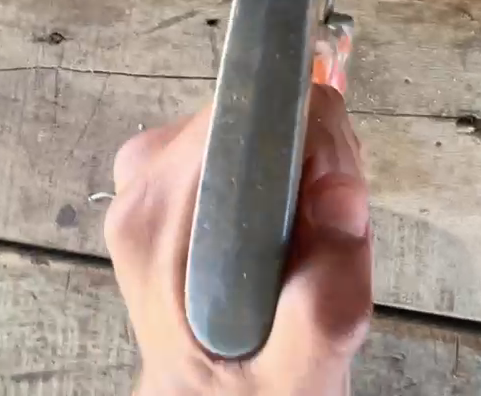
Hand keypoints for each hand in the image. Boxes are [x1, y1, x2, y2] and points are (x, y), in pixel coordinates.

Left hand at [104, 84, 372, 394]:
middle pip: (258, 112)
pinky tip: (289, 220)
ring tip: (309, 235)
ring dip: (303, 164)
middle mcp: (142, 178)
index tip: (335, 199)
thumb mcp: (303, 371)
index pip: (252, 116)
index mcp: (157, 216)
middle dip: (313, 158)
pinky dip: (283, 166)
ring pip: (258, 119)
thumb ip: (328, 300)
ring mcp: (150, 168)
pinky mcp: (168, 167)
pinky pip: (247, 134)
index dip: (314, 142)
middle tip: (328, 228)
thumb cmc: (250, 389)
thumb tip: (339, 196)